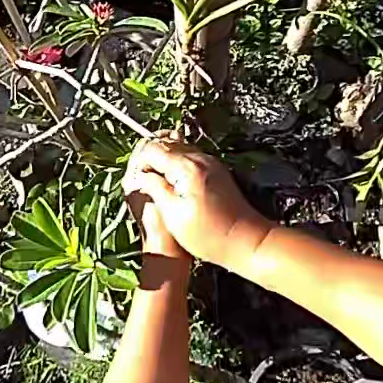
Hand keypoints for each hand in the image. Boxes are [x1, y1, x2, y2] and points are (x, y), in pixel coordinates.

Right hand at [123, 139, 272, 271]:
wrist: (244, 240)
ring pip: (177, 147)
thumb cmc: (208, 234)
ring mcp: (209, 162)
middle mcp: (199, 158)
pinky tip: (174, 184)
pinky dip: (176, 164)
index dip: (139, 163)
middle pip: (165, 143)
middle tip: (143, 180)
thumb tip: (139, 174)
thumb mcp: (173, 214)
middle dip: (150, 158)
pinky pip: (189, 157)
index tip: (138, 180)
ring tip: (157, 183)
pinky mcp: (215, 170)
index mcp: (186, 167)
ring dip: (163, 160)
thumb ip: (154, 188)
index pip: (152, 148)